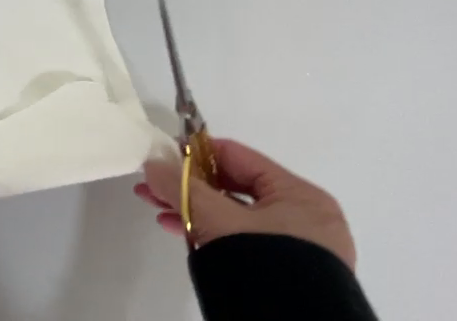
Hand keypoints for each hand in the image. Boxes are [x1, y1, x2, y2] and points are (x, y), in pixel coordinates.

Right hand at [135, 138, 356, 268]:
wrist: (291, 320)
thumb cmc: (260, 254)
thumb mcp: (212, 213)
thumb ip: (179, 182)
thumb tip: (152, 163)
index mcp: (298, 194)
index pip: (235, 155)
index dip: (193, 153)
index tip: (160, 158)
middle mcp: (305, 215)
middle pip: (230, 184)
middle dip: (185, 184)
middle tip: (151, 185)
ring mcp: (298, 243)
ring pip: (231, 211)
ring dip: (190, 206)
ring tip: (155, 207)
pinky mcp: (288, 265)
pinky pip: (240, 234)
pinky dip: (207, 227)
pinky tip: (177, 228)